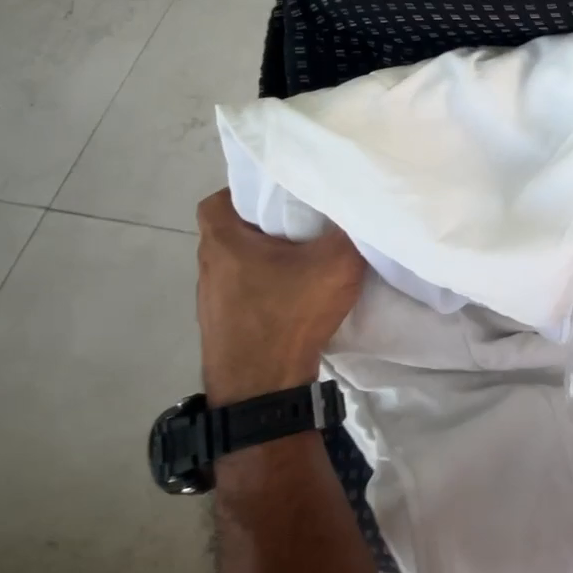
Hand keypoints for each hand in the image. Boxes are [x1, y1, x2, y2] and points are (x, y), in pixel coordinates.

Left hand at [195, 189, 364, 404]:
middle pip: (233, 230)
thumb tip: (363, 202)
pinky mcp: (225, 323)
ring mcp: (213, 299)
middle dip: (268, 222)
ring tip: (309, 256)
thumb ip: (350, 228)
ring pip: (240, 261)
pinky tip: (300, 291)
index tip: (282, 190)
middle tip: (307, 219)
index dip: (246, 189)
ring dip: (269, 256)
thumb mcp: (338, 261)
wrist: (263, 383)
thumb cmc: (292, 311)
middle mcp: (209, 267)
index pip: (217, 201)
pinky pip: (247, 288)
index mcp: (224, 242)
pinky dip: (270, 283)